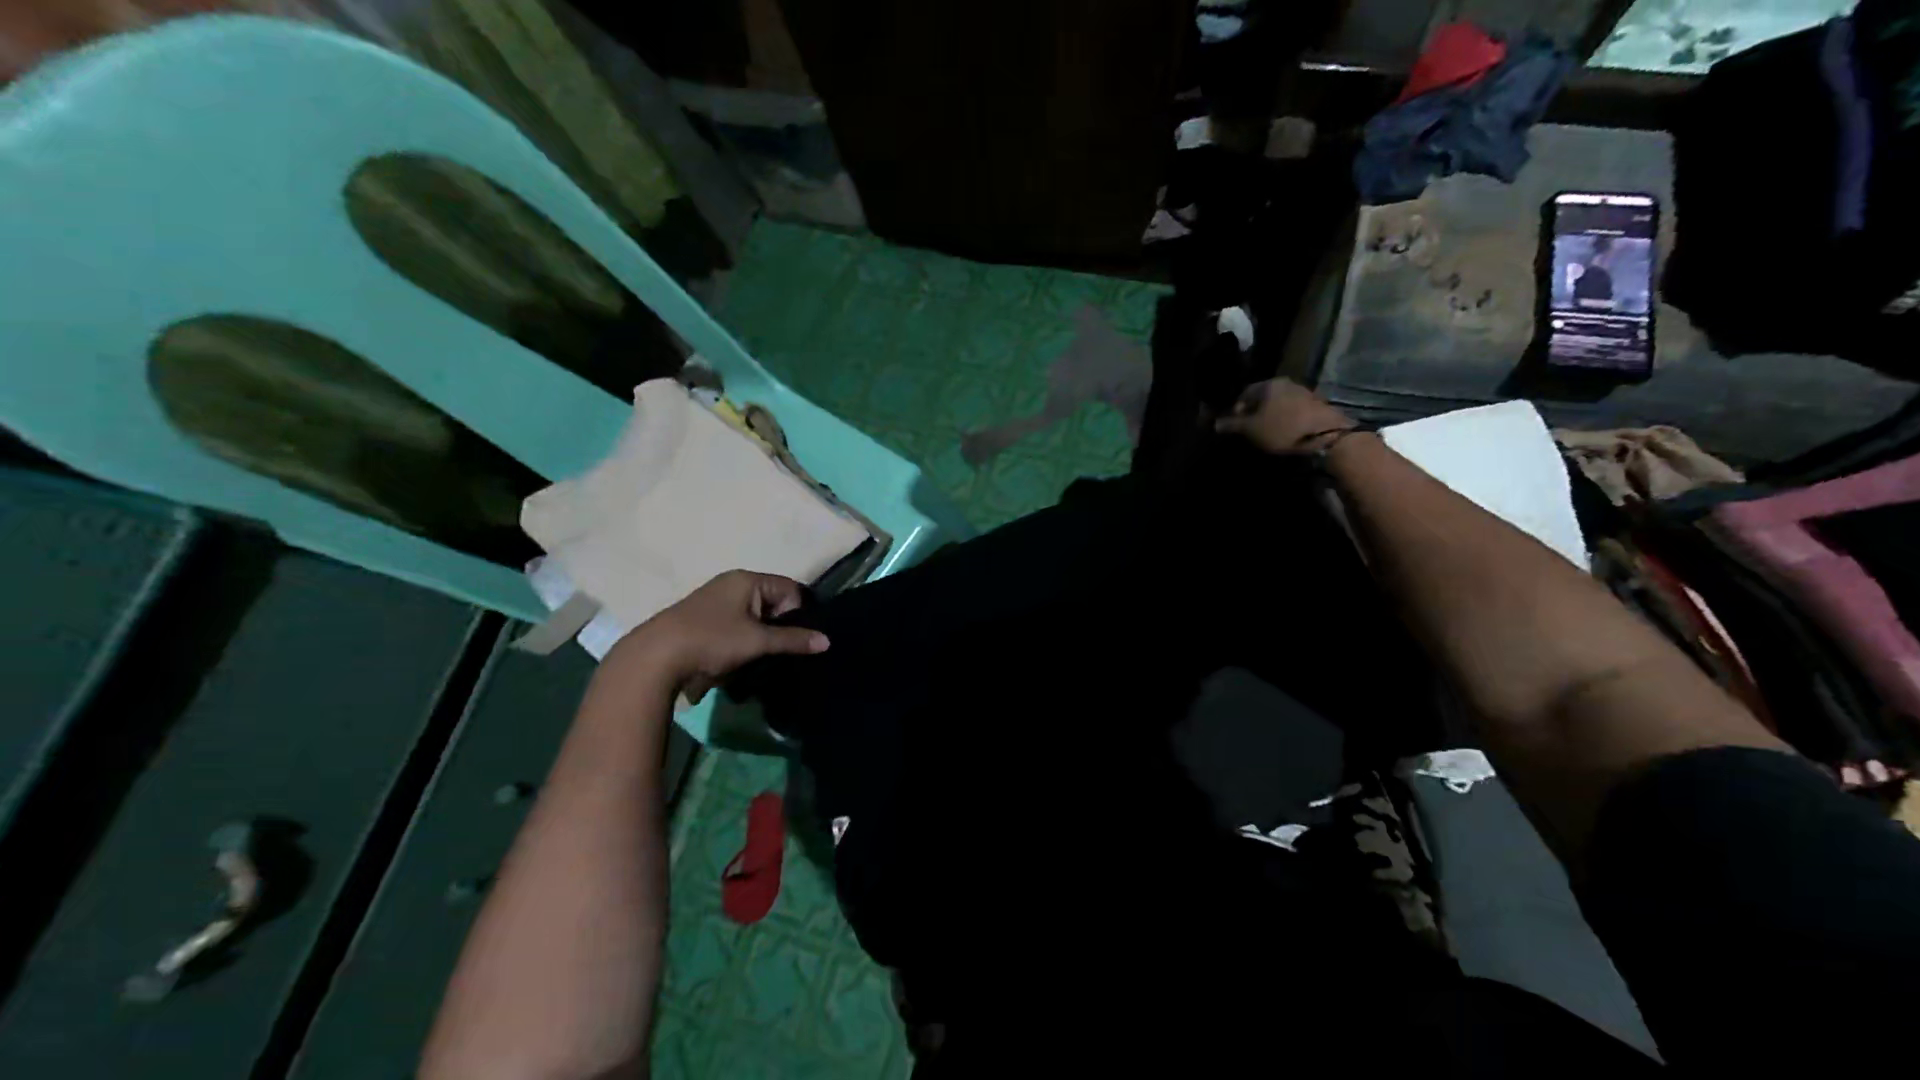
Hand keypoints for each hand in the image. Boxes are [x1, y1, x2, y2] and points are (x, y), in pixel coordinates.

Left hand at [611, 570, 828, 701]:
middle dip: (779, 628)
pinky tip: (738, 662)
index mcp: (746, 579)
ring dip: (760, 640)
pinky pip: (738, 628)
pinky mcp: (705, 623)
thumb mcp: (757, 641)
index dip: (797, 613)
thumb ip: (793, 640)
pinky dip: (743, 644)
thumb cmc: (711, 640)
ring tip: (756, 660)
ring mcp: (716, 603)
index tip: (791, 638)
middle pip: (774, 604)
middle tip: (775, 651)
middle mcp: (732, 585)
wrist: (654, 659)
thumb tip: (827, 640)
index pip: (790, 589)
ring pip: (756, 619)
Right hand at [1213, 379, 1357, 454]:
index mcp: (1269, 384)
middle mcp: (1287, 383)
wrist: (1326, 436)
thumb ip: (1232, 425)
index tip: (1233, 425)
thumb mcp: (1251, 429)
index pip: (1245, 393)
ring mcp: (1305, 393)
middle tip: (1249, 430)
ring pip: (1279, 404)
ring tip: (1267, 433)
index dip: (1235, 409)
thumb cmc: (1282, 429)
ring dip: (1271, 416)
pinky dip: (1286, 420)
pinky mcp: (1318, 405)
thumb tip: (1215, 423)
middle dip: (1254, 412)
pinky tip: (1285, 433)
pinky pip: (1293, 411)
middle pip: (1263, 397)